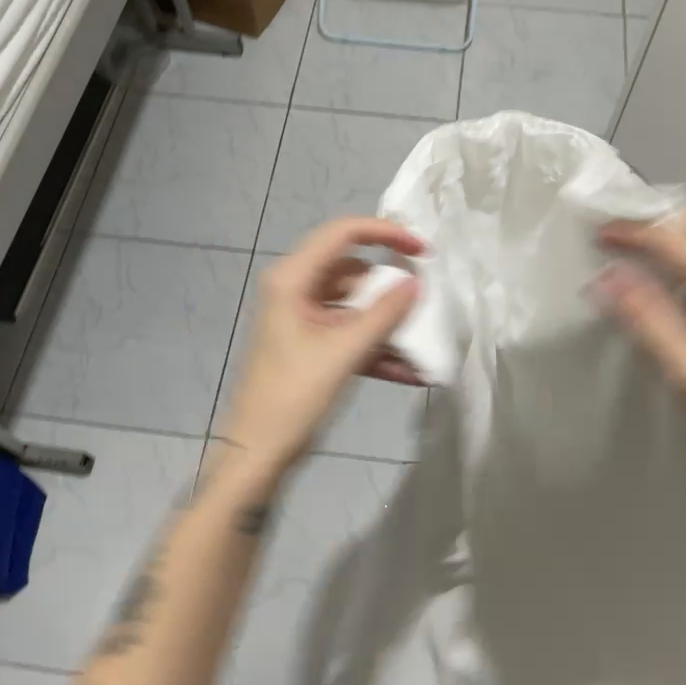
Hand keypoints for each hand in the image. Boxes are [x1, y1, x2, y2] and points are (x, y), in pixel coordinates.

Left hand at [220, 217, 424, 471]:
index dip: (386, 233)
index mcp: (292, 279)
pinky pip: (350, 334)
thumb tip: (415, 283)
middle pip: (353, 270)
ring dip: (388, 324)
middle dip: (391, 288)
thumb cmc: (294, 396)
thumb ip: (384, 314)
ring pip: (355, 305)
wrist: (258, 452)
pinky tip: (410, 372)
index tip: (423, 251)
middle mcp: (295, 289)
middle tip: (427, 300)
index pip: (343, 233)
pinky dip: (376, 347)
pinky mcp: (310, 345)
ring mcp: (302, 318)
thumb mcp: (345, 352)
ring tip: (424, 343)